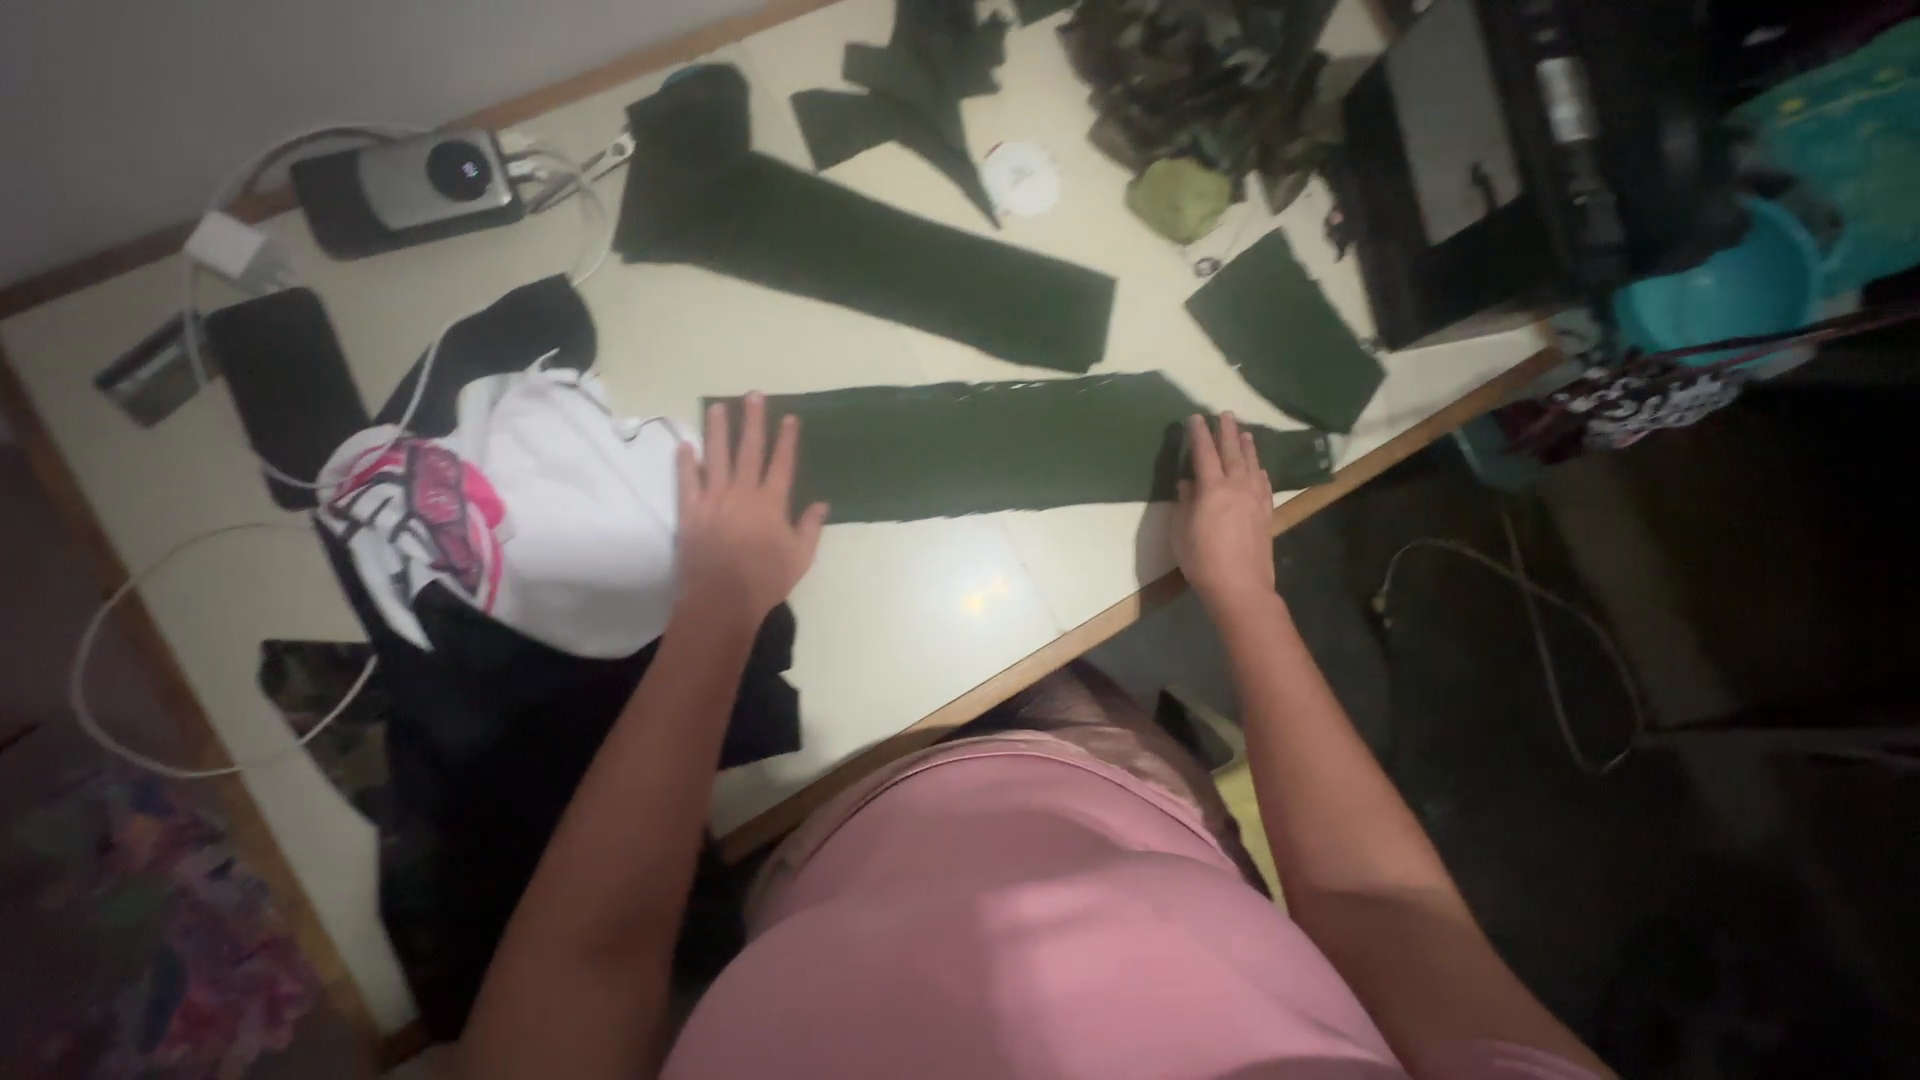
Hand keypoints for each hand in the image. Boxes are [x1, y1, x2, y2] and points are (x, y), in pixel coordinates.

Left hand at [674, 393, 828, 629]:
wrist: (721, 600)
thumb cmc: (766, 581)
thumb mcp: (800, 558)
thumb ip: (810, 528)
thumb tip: (821, 504)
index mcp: (772, 503)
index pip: (782, 462)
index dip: (787, 439)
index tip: (789, 417)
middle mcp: (743, 493)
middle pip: (749, 449)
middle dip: (753, 421)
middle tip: (753, 395)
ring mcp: (713, 499)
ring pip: (716, 456)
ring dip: (718, 430)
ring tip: (719, 407)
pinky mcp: (690, 511)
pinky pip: (686, 481)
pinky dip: (685, 462)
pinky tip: (686, 445)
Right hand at [1174, 412, 1276, 620]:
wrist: (1240, 585)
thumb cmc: (1202, 560)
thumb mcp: (1181, 531)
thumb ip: (1185, 502)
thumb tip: (1188, 483)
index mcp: (1212, 488)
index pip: (1204, 453)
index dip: (1198, 434)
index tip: (1195, 418)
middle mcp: (1237, 487)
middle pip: (1232, 452)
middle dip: (1227, 432)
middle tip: (1224, 414)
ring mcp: (1255, 499)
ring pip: (1253, 465)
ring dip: (1247, 447)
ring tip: (1244, 432)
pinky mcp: (1266, 514)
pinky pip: (1264, 485)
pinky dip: (1260, 472)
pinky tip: (1260, 469)